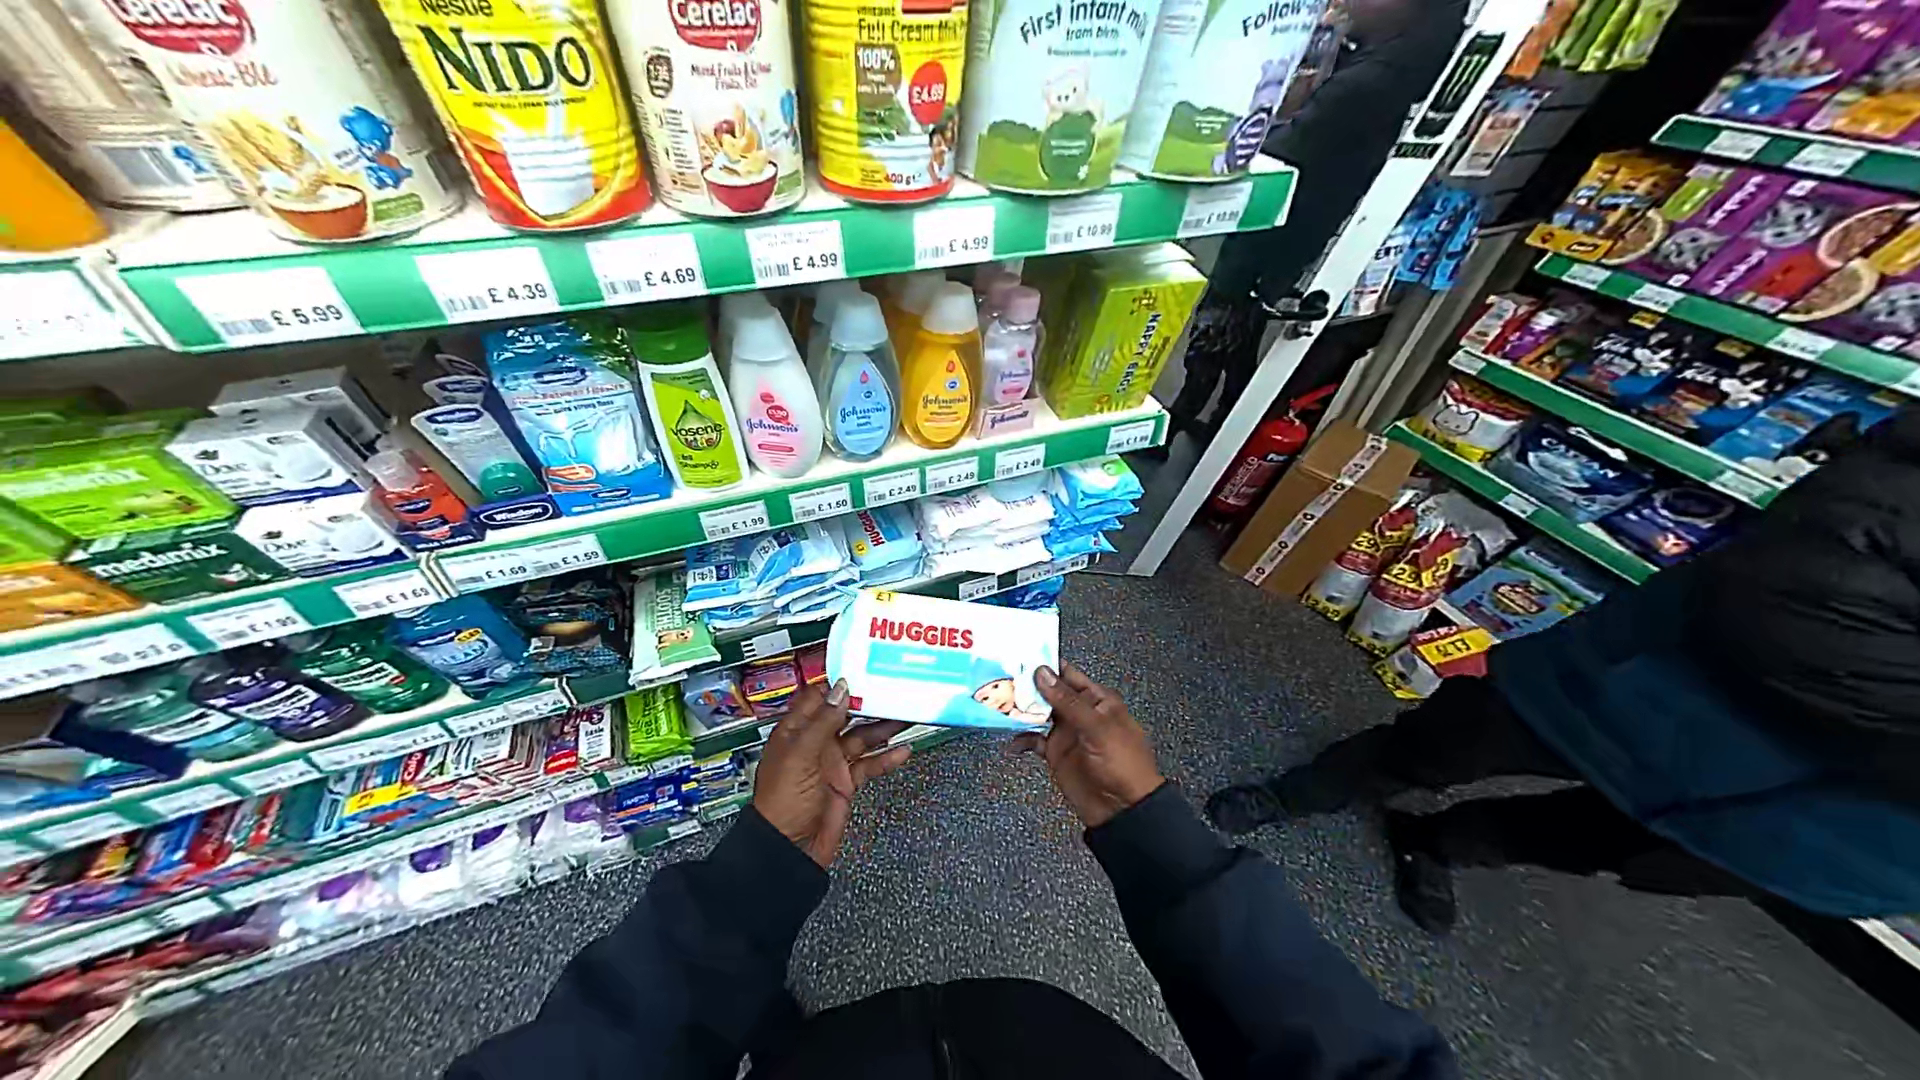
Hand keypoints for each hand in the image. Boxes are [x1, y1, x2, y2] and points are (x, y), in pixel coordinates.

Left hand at [753, 680, 912, 866]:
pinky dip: (887, 758)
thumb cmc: (783, 803)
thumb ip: (823, 721)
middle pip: (846, 715)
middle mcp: (815, 743)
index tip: (864, 670)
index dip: (840, 684)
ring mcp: (832, 762)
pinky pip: (870, 764)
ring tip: (907, 714)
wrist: (789, 851)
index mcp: (797, 731)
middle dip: (868, 703)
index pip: (819, 697)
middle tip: (894, 689)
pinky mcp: (846, 782)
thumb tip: (841, 688)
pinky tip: (903, 750)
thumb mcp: (801, 755)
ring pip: (862, 737)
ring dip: (883, 727)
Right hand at [1011, 664, 1162, 828]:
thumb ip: (1068, 701)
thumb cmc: (1123, 763)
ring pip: (1036, 713)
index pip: (1067, 674)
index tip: (1020, 655)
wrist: (1123, 810)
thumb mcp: (1098, 727)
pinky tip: (1010, 742)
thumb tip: (1042, 674)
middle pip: (1047, 692)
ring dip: (1019, 710)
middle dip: (1025, 686)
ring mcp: (1066, 732)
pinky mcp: (1055, 752)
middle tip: (999, 677)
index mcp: (1096, 699)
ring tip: (997, 705)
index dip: (1046, 664)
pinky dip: (1020, 739)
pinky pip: (1032, 739)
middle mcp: (1078, 711)